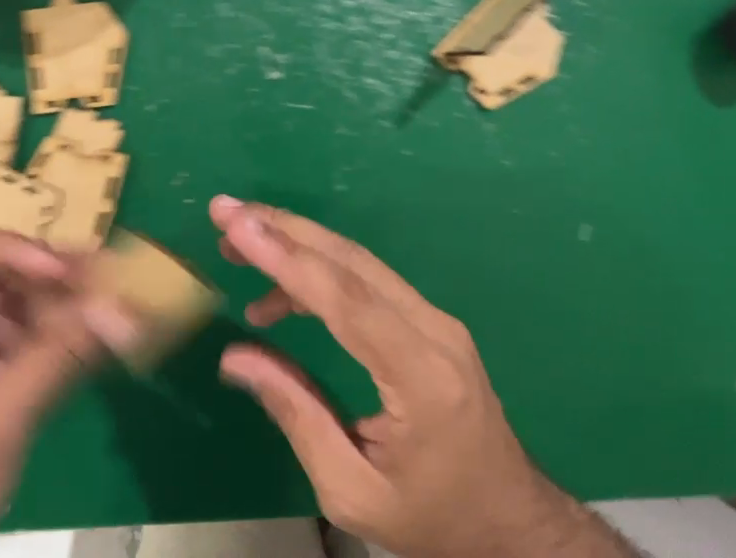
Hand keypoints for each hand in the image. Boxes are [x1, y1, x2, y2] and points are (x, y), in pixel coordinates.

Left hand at [0, 231, 110, 557]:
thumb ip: (56, 357)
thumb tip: (122, 310)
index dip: (12, 251)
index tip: (63, 270)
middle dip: (46, 274)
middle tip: (105, 271)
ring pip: (9, 304)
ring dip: (58, 302)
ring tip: (112, 295)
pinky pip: (17, 340)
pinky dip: (55, 335)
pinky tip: (95, 328)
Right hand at [210, 196, 635, 557]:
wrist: (509, 523)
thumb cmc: (432, 516)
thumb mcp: (352, 489)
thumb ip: (296, 414)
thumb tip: (234, 356)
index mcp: (422, 377)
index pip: (347, 300)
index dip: (287, 258)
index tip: (237, 225)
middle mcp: (435, 332)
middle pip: (352, 262)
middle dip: (284, 230)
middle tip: (225, 212)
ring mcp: (437, 322)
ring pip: (358, 263)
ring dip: (297, 245)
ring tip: (236, 246)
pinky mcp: (430, 323)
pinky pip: (367, 283)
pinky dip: (318, 275)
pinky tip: (278, 298)